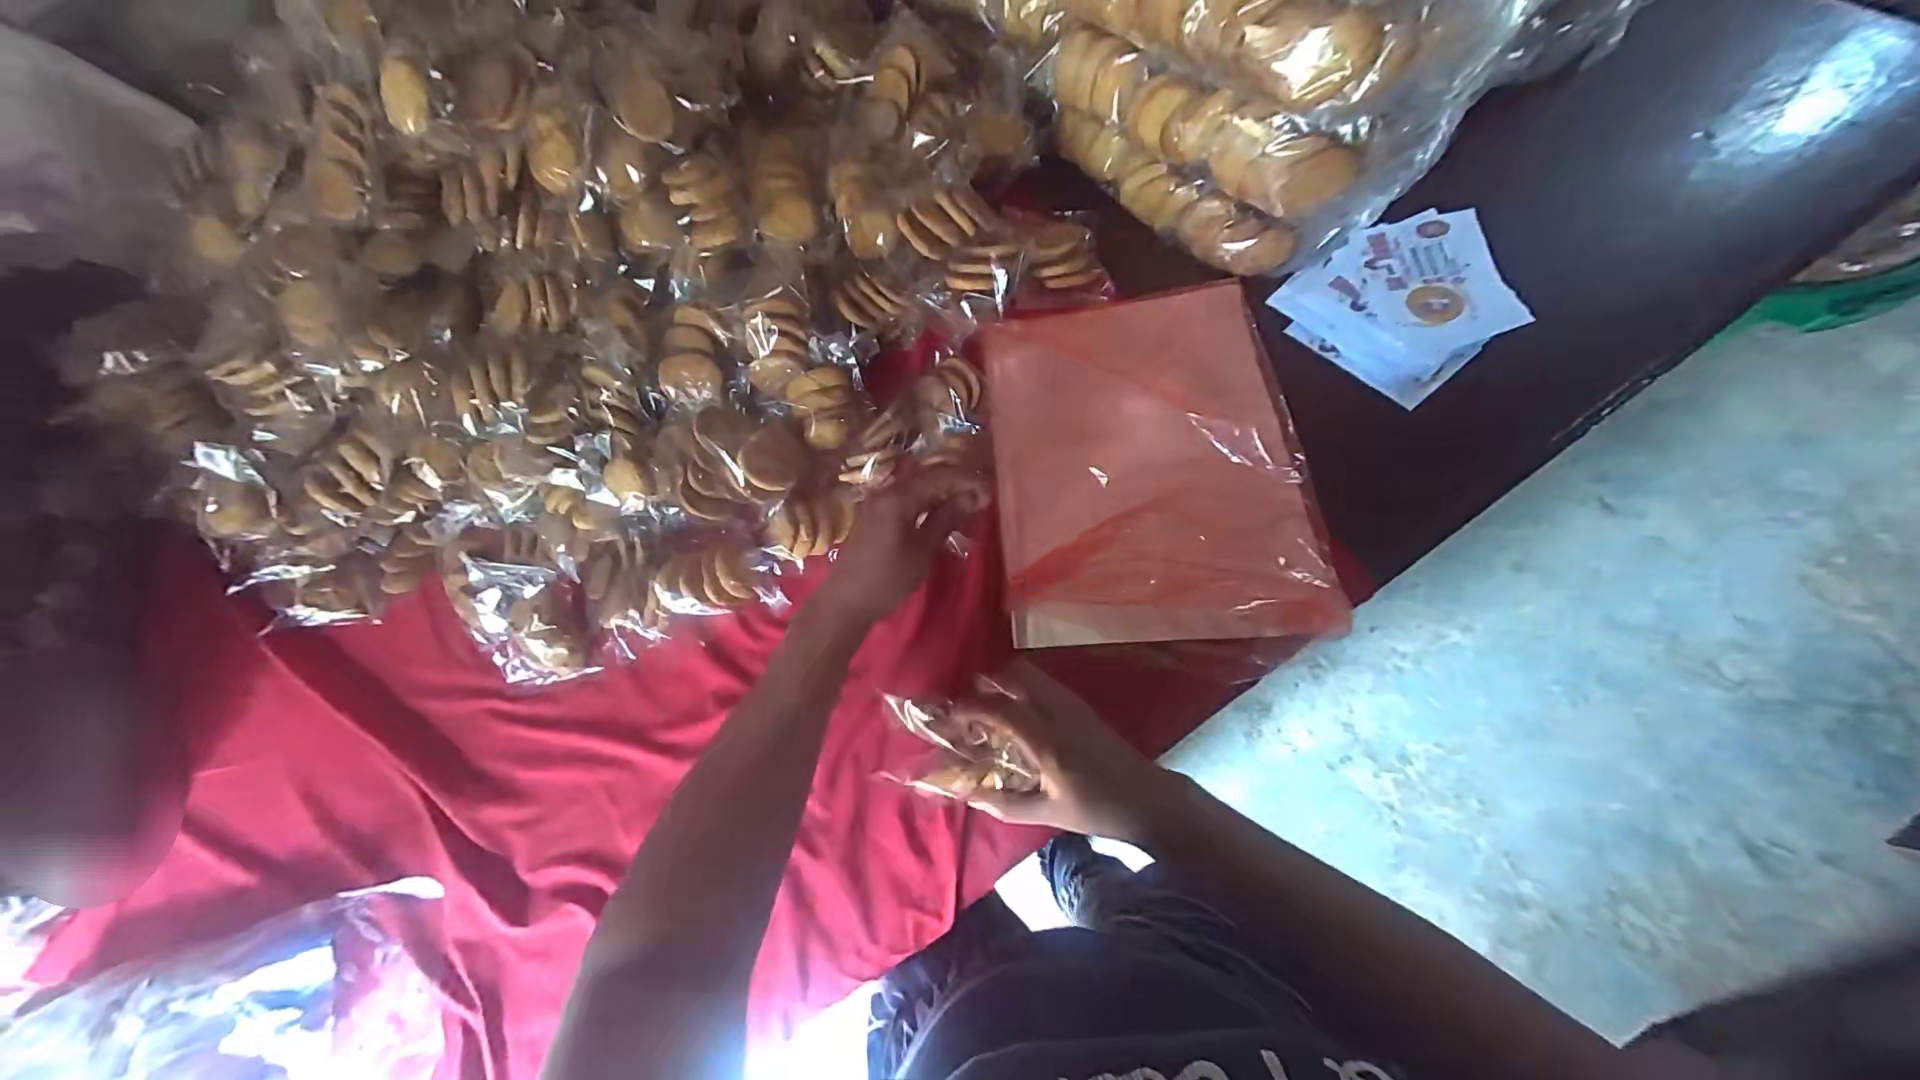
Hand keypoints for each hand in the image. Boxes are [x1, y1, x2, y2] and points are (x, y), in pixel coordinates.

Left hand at [817, 464, 990, 623]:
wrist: (846, 602)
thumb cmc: (887, 578)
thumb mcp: (922, 549)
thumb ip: (946, 519)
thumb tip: (972, 497)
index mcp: (898, 497)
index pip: (940, 475)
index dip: (967, 481)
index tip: (990, 494)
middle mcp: (887, 492)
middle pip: (929, 478)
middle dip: (958, 485)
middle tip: (983, 500)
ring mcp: (880, 504)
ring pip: (919, 489)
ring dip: (945, 495)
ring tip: (969, 508)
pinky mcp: (878, 517)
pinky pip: (909, 501)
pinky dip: (929, 505)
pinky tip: (944, 517)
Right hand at [962, 660, 1184, 846]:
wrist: (1149, 799)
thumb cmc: (1098, 810)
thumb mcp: (1049, 814)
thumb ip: (1006, 805)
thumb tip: (970, 797)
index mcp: (1047, 740)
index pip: (1000, 709)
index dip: (969, 706)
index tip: (949, 714)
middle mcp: (1058, 711)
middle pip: (1015, 674)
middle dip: (986, 683)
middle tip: (970, 706)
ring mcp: (1073, 704)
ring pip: (1031, 674)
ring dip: (1005, 682)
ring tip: (991, 708)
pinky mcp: (1082, 706)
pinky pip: (1044, 683)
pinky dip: (1023, 687)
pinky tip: (1019, 713)